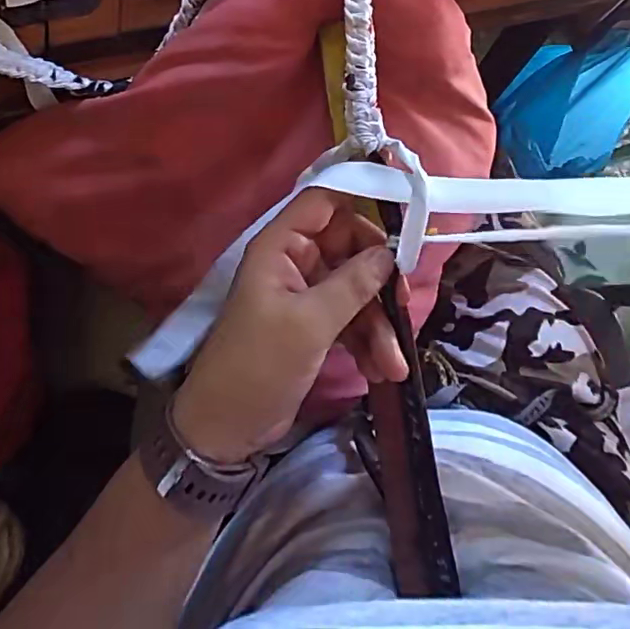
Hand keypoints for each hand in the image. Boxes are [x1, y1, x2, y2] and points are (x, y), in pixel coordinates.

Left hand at [171, 188, 407, 463]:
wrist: (226, 428)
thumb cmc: (259, 365)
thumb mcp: (310, 324)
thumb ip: (352, 284)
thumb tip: (390, 253)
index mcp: (281, 246)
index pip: (323, 202)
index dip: (360, 202)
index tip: (401, 218)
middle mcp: (294, 261)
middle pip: (349, 248)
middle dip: (379, 280)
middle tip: (402, 304)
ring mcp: (306, 294)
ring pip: (356, 289)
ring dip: (378, 324)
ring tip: (394, 364)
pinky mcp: (315, 324)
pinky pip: (351, 319)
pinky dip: (368, 342)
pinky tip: (381, 372)